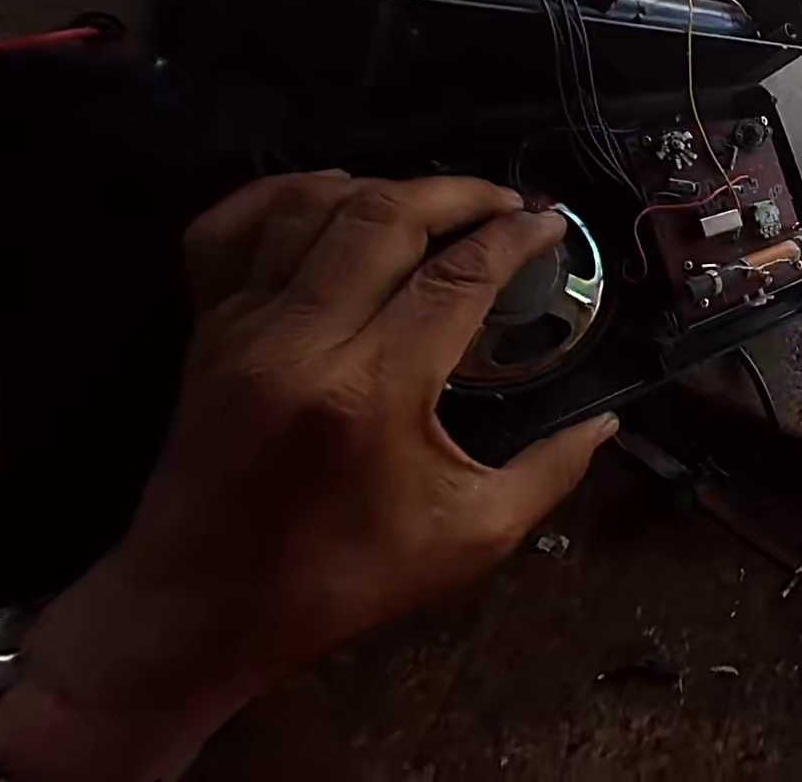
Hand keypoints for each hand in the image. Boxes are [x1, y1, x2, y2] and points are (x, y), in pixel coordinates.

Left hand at [0, 174, 618, 781]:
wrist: (191, 614)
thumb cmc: (347, 574)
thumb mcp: (477, 535)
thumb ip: (555, 471)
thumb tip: (609, 422)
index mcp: (376, 389)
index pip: (458, 276)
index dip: (514, 237)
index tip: (551, 221)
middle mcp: (302, 341)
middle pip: (385, 218)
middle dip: (459, 193)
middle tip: (507, 201)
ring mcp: (241, 328)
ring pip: (313, 208)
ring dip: (390, 187)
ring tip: (441, 201)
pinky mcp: (203, 330)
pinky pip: (228, 226)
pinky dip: (287, 191)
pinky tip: (338, 193)